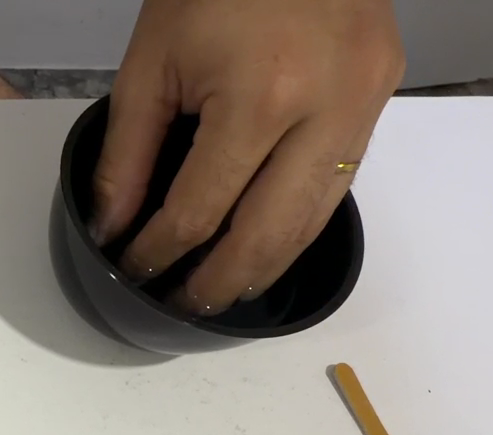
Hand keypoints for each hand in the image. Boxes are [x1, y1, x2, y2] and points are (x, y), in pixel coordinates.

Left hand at [93, 0, 403, 314]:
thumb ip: (125, 160)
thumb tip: (110, 229)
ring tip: (218, 293)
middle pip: (266, 233)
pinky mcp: (381, 94)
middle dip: (216, 282)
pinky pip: (338, 185)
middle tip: (180, 305)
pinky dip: (295, 228)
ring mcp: (366, 101)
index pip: (197, 214)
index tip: (131, 269)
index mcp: (263, 99)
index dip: (156, 254)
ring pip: (312, 219)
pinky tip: (261, 248)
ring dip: (262, 267)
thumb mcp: (146, 71)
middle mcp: (329, 107)